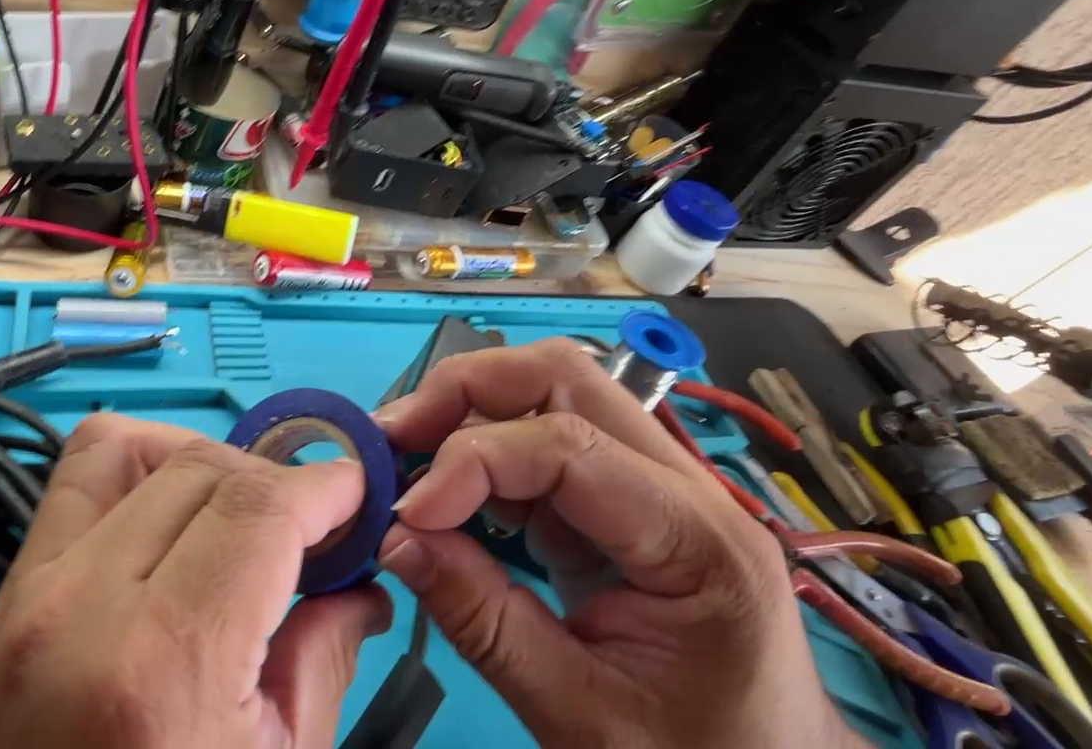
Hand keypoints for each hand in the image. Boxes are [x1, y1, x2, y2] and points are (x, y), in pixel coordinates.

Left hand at [0, 414, 392, 748]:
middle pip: (201, 467)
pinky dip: (134, 470)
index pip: (258, 508)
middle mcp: (84, 605)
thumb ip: (323, 661)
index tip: (357, 495)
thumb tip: (359, 587)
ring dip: (198, 459)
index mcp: (164, 663)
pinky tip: (170, 518)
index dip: (324, 487)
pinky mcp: (4, 597)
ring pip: (125, 447)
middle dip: (274, 479)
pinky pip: (74, 480)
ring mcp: (29, 594)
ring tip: (235, 515)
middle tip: (309, 526)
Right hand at [375, 339, 866, 748]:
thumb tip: (394, 537)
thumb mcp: (580, 719)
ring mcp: (655, 483)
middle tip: (395, 440)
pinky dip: (486, 449)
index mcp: (697, 539)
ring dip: (472, 410)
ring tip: (409, 457)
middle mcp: (685, 485)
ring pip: (552, 391)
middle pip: (564, 378)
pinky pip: (546, 440)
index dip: (471, 460)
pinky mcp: (623, 499)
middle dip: (466, 391)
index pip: (568, 445)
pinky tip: (449, 489)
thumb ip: (483, 622)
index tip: (404, 512)